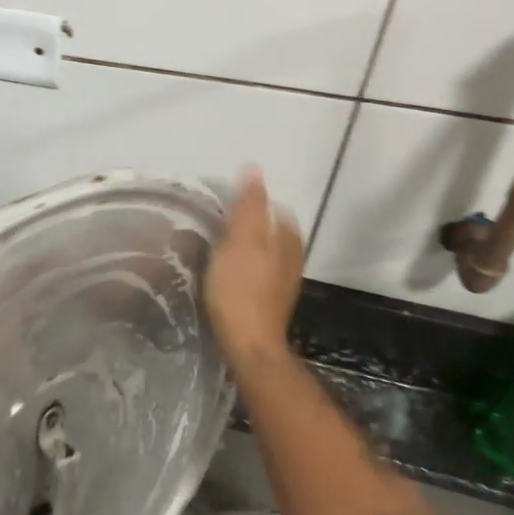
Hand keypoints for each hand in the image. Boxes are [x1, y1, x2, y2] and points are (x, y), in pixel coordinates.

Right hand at [206, 169, 304, 368]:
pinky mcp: (272, 305)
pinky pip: (262, 277)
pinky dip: (248, 271)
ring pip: (270, 256)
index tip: (229, 207)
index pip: (276, 210)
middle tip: (223, 226)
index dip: (255, 205)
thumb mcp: (240, 241)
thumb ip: (247, 207)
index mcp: (286, 240)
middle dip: (255, 226)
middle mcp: (291, 259)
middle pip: (275, 233)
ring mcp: (283, 285)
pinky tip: (230, 277)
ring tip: (222, 250)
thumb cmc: (240, 290)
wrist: (249, 345)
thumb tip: (254, 170)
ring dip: (251, 250)